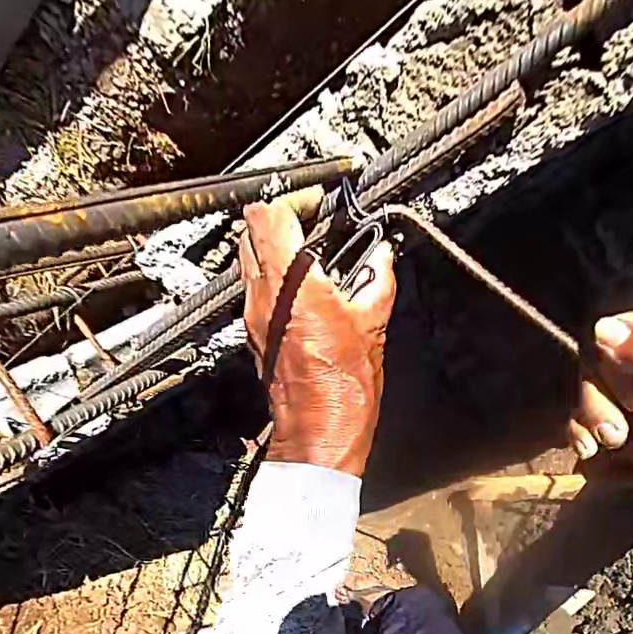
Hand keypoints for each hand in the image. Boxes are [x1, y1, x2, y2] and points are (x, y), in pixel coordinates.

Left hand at [239, 199, 396, 475]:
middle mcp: (263, 297)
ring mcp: (254, 317)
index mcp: (293, 285)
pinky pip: (257, 291)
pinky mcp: (255, 336)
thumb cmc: (342, 390)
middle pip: (250, 232)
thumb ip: (377, 281)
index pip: (269, 215)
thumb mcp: (373, 327)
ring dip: (276, 250)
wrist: (321, 433)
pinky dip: (276, 280)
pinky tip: (306, 293)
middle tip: (314, 227)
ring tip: (313, 261)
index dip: (293, 200)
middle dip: (280, 220)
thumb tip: (382, 259)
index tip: (318, 205)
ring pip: (250, 260)